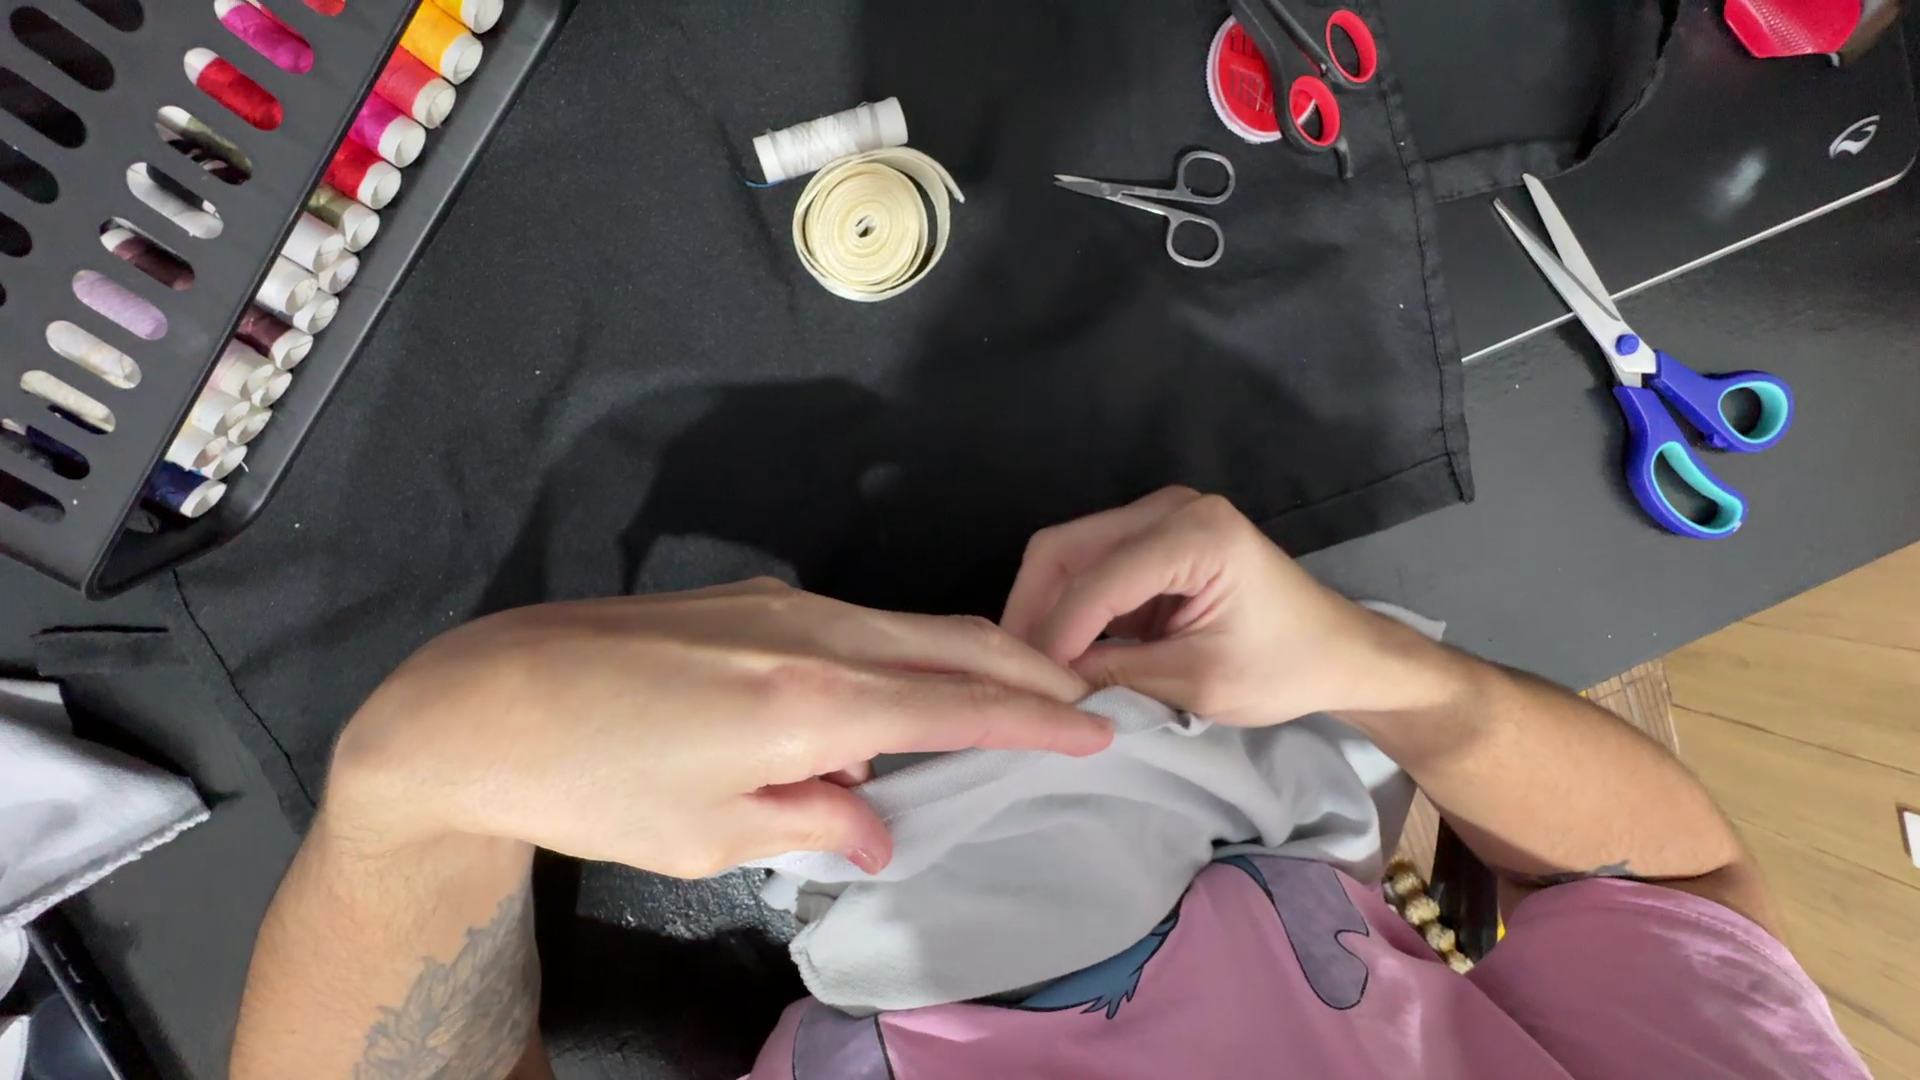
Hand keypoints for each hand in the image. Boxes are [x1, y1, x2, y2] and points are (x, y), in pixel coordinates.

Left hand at [324, 580, 1110, 878]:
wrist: (489, 698)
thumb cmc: (601, 785)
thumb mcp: (713, 835)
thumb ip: (818, 817)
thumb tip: (878, 824)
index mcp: (817, 703)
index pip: (960, 706)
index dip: (1036, 720)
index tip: (1096, 730)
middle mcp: (821, 633)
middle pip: (954, 640)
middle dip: (1029, 667)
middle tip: (1081, 696)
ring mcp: (790, 603)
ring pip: (910, 626)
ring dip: (966, 659)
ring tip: (1005, 697)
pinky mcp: (760, 596)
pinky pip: (859, 625)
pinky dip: (901, 656)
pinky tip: (890, 694)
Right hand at [1000, 488, 1460, 725]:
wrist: (1337, 652)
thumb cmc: (1284, 667)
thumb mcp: (1198, 683)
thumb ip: (1115, 674)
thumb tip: (1046, 681)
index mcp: (1197, 534)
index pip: (1098, 580)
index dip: (1056, 633)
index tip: (1032, 684)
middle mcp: (1170, 508)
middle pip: (1065, 548)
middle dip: (1032, 609)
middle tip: (1013, 666)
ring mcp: (1159, 516)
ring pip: (1068, 554)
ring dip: (1045, 607)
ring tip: (1030, 662)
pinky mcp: (1152, 537)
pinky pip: (1090, 566)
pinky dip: (1070, 607)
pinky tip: (1060, 646)